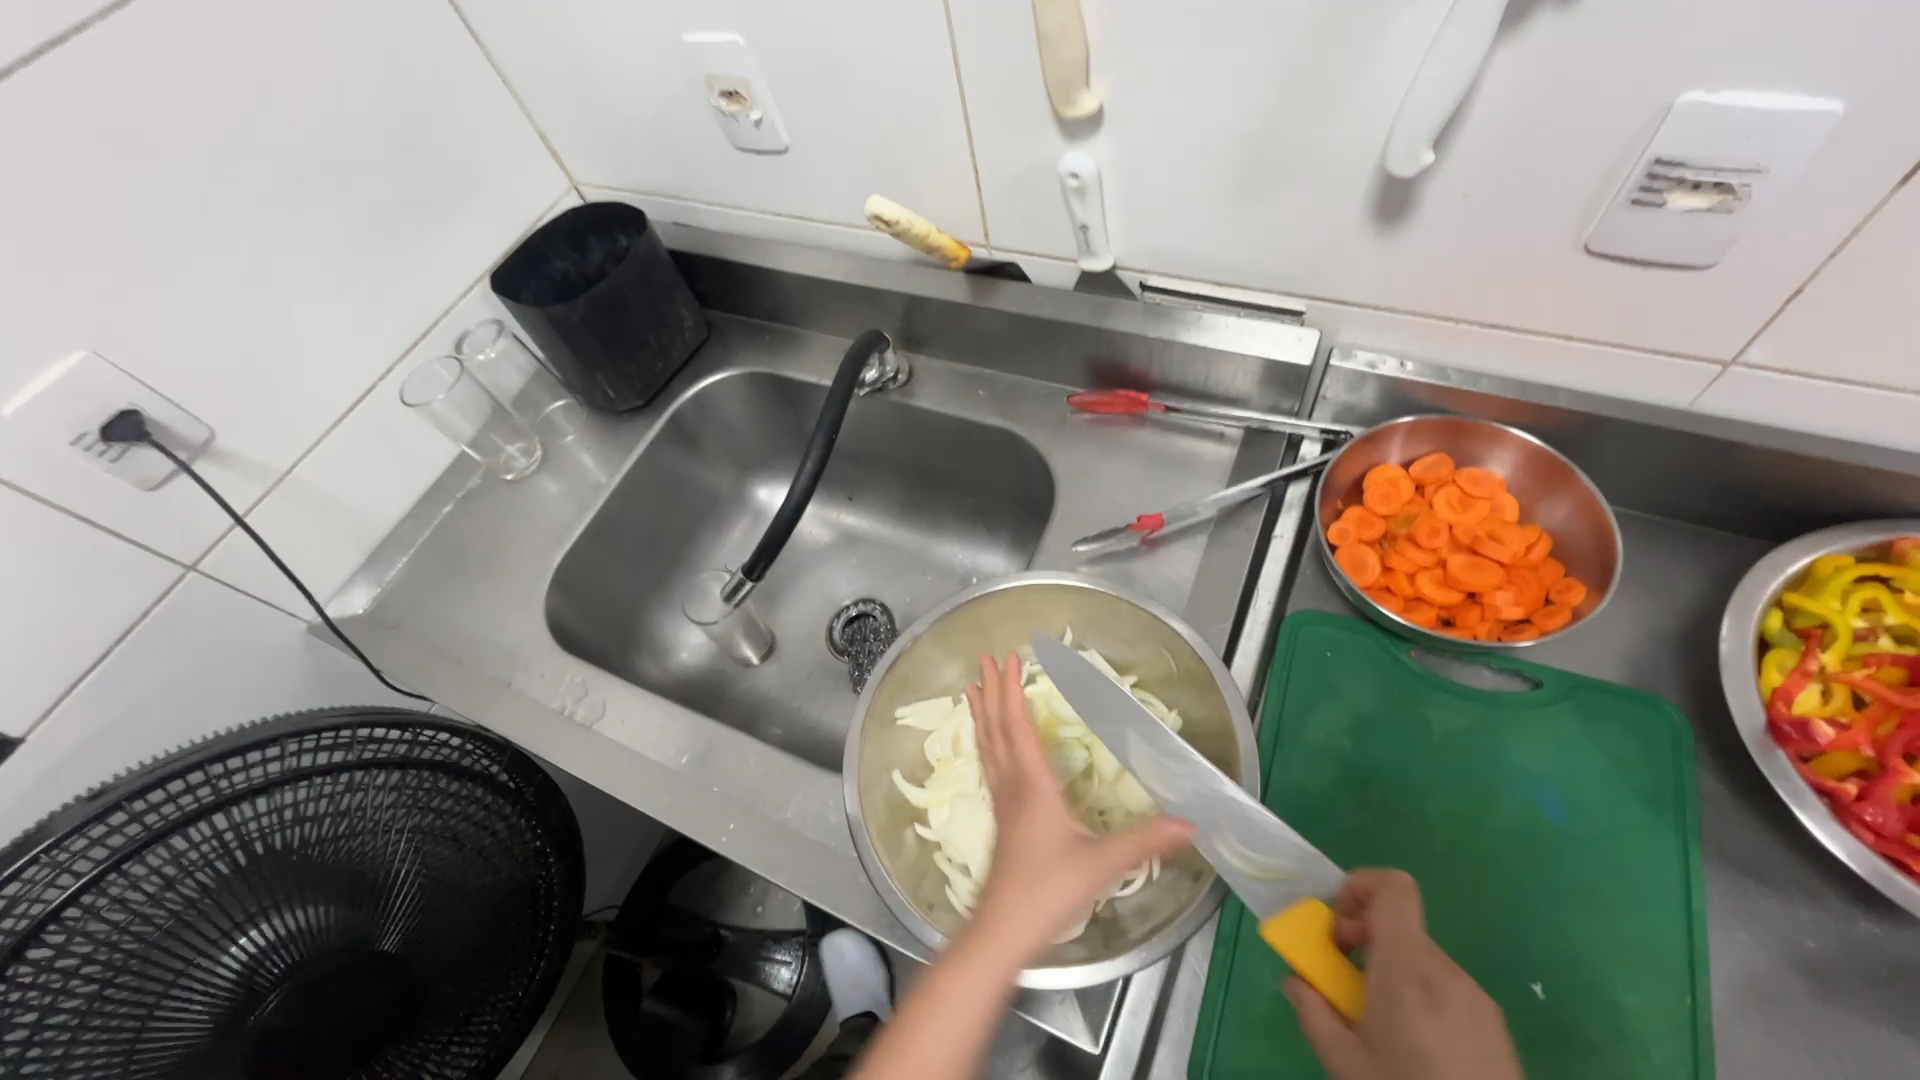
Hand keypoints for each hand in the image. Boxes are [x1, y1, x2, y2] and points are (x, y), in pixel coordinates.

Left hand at [962, 651, 1192, 962]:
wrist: (1004, 929)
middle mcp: (1011, 786)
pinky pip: (989, 765)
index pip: (1017, 725)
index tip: (1010, 658)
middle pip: (995, 728)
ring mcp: (1002, 802)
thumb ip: (1145, 841)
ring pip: (987, 746)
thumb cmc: (1048, 892)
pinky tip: (989, 744)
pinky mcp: (1001, 818)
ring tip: (973, 688)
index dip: (1012, 689)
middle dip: (991, 691)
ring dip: (983, 713)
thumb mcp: (1102, 863)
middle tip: (985, 659)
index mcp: (1032, 785)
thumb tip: (1190, 823)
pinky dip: (986, 741)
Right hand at [1284, 869, 1522, 1079]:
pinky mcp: (1493, 1022)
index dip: (1359, 886)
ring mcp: (1476, 996)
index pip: (1393, 887)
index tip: (1336, 927)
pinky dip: (1418, 993)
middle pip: (1399, 925)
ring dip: (1388, 970)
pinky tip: (1413, 1043)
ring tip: (1376, 1021)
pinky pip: (1444, 985)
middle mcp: (1445, 971)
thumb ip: (1313, 1013)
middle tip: (1342, 979)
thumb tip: (1296, 981)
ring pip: (1419, 958)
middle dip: (1362, 939)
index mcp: (1408, 969)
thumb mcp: (1345, 1064)